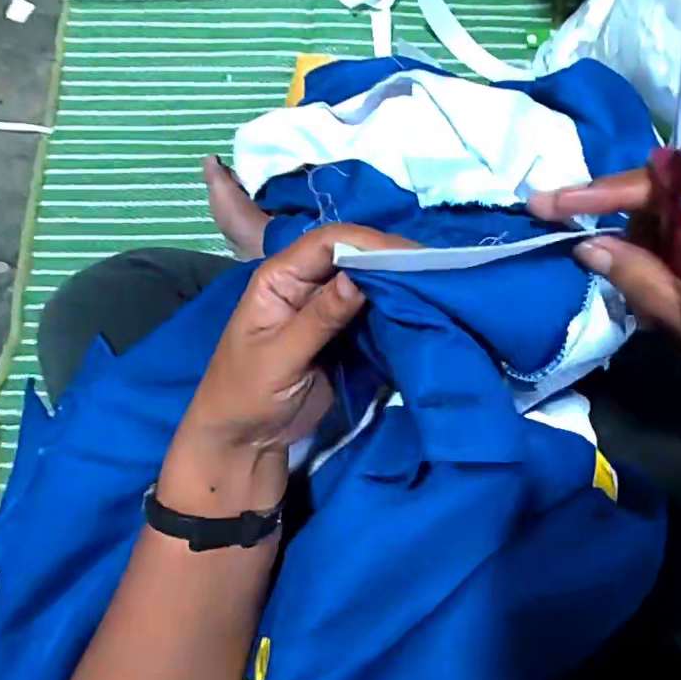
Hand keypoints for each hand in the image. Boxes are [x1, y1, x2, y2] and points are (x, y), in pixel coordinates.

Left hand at [159, 222, 413, 515]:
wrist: (245, 437)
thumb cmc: (246, 394)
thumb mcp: (280, 358)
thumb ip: (319, 319)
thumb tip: (358, 278)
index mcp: (279, 277)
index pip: (327, 242)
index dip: (367, 242)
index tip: (408, 254)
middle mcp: (305, 281)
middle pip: (352, 254)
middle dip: (389, 257)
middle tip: (433, 266)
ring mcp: (325, 305)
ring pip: (366, 278)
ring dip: (397, 279)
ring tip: (434, 281)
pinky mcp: (343, 329)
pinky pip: (372, 307)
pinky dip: (394, 305)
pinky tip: (418, 305)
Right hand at [528, 166, 680, 409]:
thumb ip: (644, 279)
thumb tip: (585, 245)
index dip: (618, 190)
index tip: (561, 201)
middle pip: (673, 193)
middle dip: (631, 226)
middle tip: (590, 249)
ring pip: (670, 215)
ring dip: (643, 249)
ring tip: (642, 294)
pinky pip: (680, 234)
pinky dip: (657, 259)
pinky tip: (657, 292)